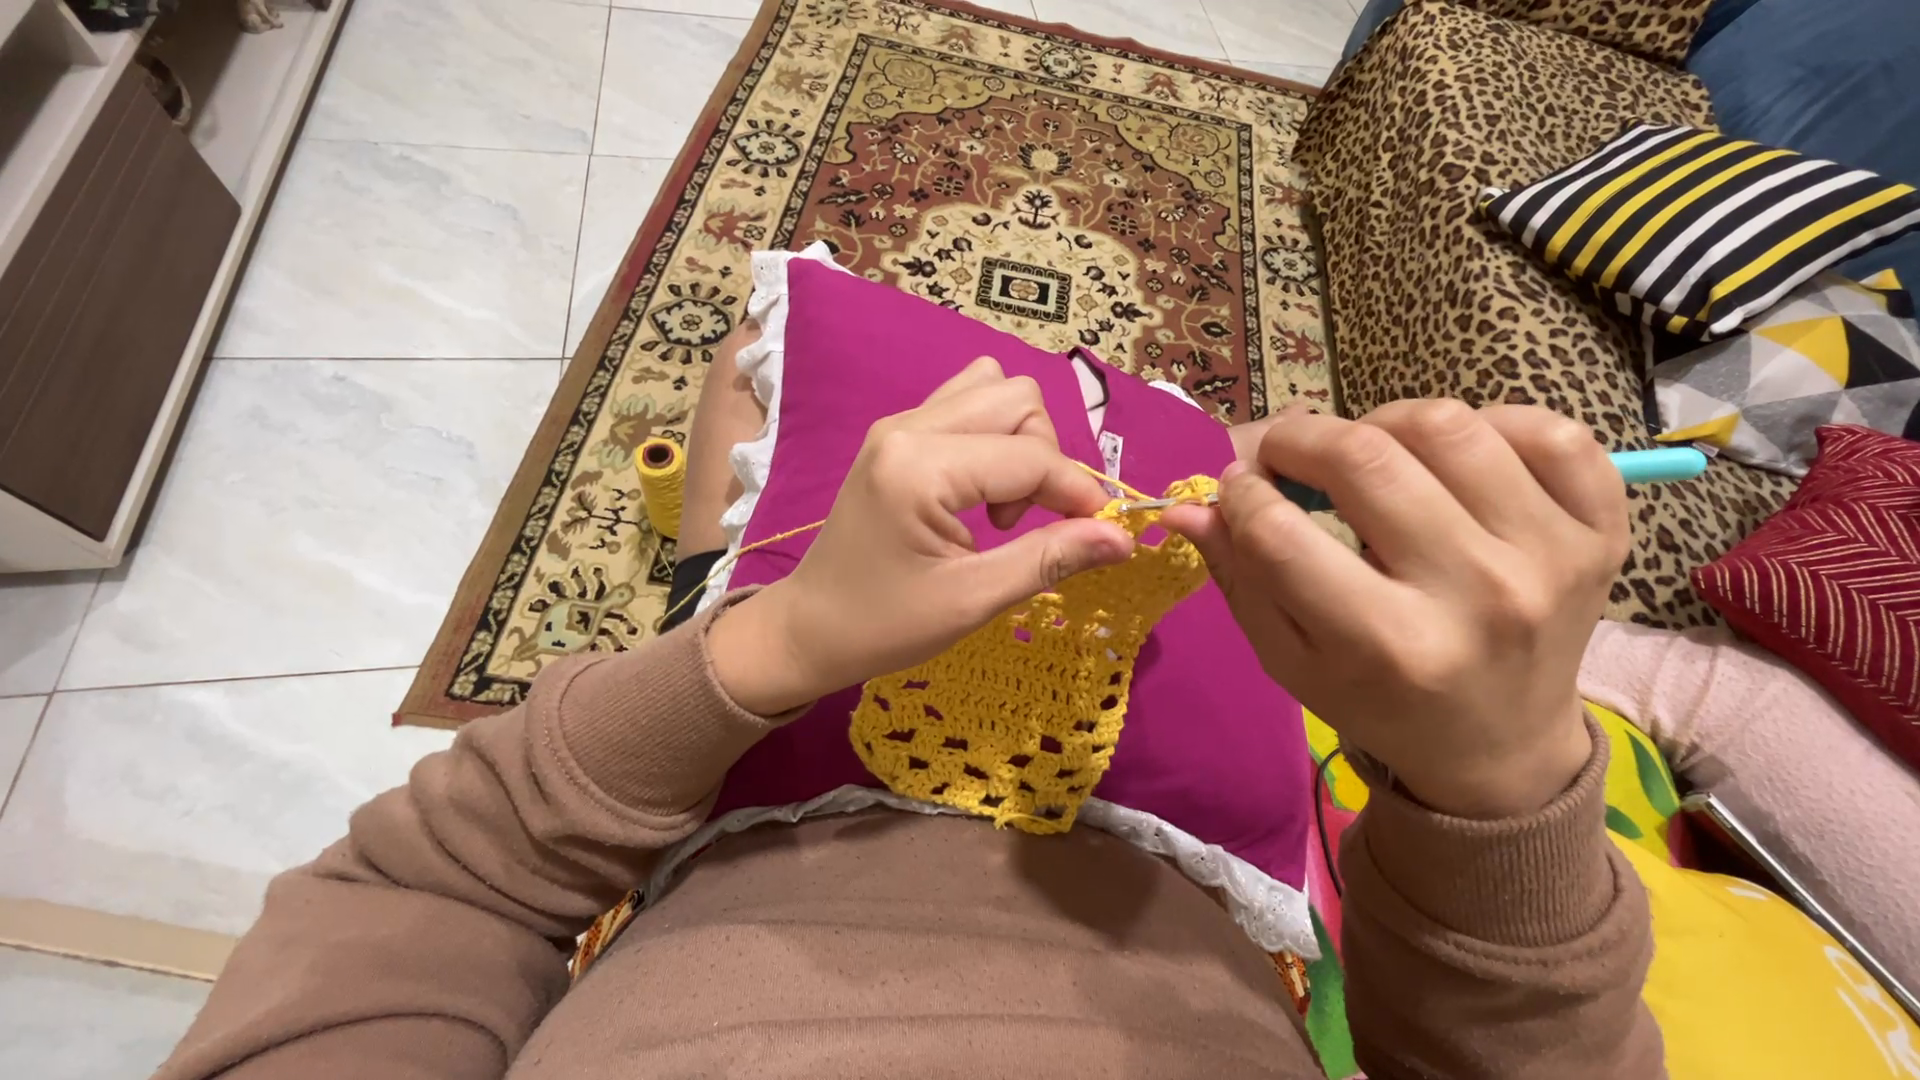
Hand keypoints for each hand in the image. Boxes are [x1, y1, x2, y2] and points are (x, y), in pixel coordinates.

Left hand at [710, 358, 1134, 714]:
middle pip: (1019, 400)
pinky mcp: (897, 434)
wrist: (809, 628)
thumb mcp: (972, 600)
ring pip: (995, 390)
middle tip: (1024, 523)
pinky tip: (980, 489)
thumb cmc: (883, 625)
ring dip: (1020, 441)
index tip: (1101, 535)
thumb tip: (1124, 537)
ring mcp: (899, 424)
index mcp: (919, 467)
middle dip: (1046, 460)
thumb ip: (1050, 558)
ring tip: (1001, 504)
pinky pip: (966, 405)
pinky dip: (994, 438)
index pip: (1030, 456)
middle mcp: (908, 427)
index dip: (1079, 493)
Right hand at [1164, 400, 1628, 818]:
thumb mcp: (1287, 657)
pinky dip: (1489, 424)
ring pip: (1449, 426)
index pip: (1280, 530)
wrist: (1498, 749)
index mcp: (1384, 643)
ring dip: (1383, 422)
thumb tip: (1190, 505)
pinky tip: (1452, 458)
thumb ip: (1238, 576)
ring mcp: (1551, 558)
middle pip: (1364, 458)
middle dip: (1298, 440)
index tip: (1238, 489)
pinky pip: (1551, 432)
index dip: (1241, 493)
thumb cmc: (1374, 702)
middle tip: (1285, 454)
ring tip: (1367, 452)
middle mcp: (1475, 594)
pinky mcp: (1601, 535)